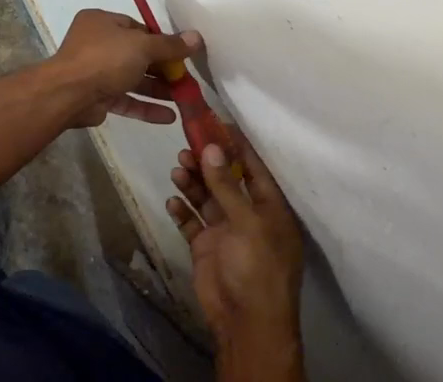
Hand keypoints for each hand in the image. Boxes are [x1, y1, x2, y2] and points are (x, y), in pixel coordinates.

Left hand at [51, 8, 200, 127]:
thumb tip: (196, 37)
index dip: (160, 40)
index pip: (136, 28)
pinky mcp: (98, 96)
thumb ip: (169, 45)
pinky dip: (145, 107)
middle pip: (136, 54)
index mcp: (101, 22)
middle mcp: (96, 44)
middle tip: (187, 78)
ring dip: (158, 89)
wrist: (70, 93)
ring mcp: (96, 71)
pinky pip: (126, 100)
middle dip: (162, 68)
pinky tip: (170, 116)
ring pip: (132, 78)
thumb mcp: (142, 46)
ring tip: (185, 98)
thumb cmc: (105, 59)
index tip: (182, 53)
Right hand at [166, 131, 304, 380]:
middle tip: (185, 146)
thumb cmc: (258, 268)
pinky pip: (190, 219)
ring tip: (177, 171)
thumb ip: (226, 185)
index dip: (236, 145)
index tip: (215, 120)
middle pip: (225, 180)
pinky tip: (172, 201)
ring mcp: (225, 231)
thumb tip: (212, 147)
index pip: (254, 169)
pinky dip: (181, 209)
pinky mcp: (206, 246)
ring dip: (192, 182)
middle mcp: (248, 216)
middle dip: (206, 163)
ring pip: (205, 196)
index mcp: (270, 210)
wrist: (246, 322)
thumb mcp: (247, 223)